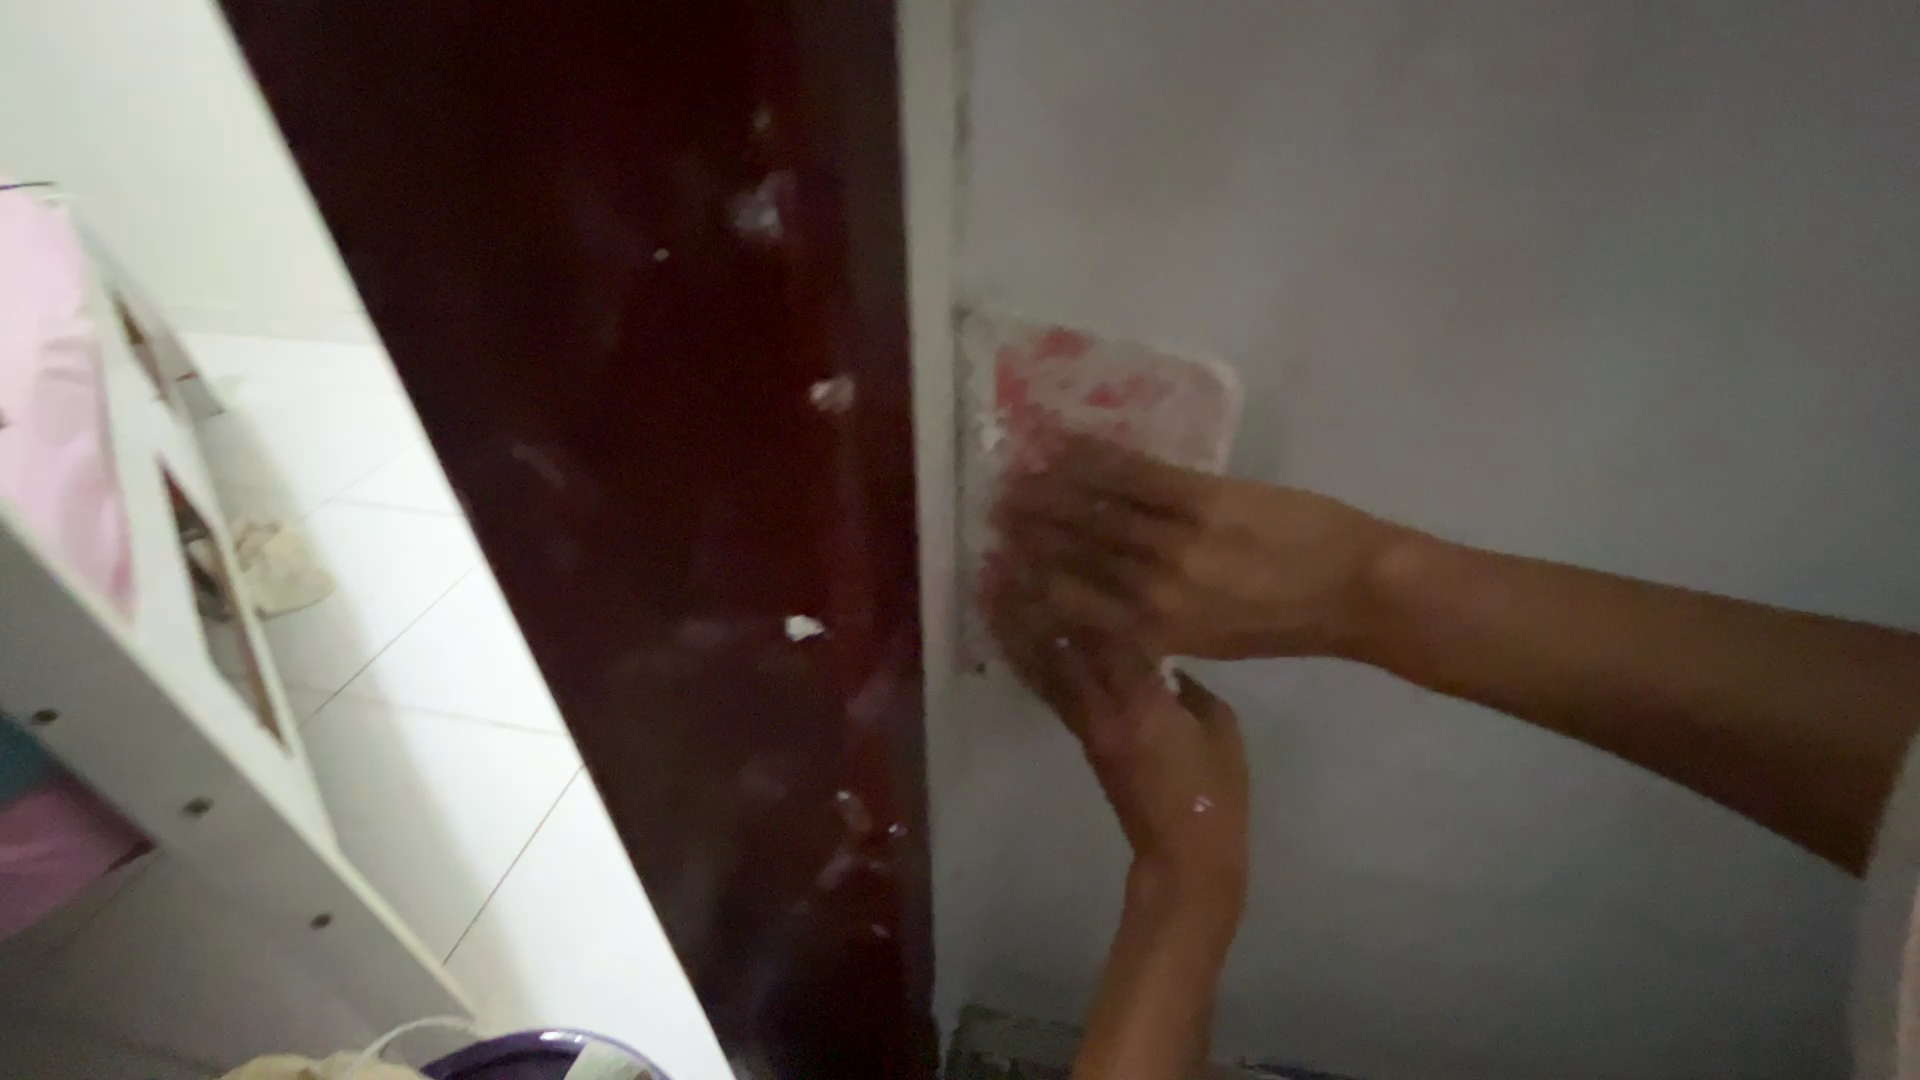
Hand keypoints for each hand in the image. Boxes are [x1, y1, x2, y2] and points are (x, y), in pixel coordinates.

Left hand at [988, 568, 1248, 907]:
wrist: (1185, 856)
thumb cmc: (1215, 793)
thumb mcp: (1221, 727)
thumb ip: (1192, 684)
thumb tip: (1167, 657)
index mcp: (1144, 698)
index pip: (1104, 630)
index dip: (1075, 588)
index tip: (1050, 551)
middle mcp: (1104, 705)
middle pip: (1058, 642)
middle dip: (1026, 598)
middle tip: (996, 559)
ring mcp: (1086, 723)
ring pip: (1042, 664)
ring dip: (1011, 625)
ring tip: (986, 590)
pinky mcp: (1082, 738)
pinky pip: (1048, 691)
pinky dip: (1025, 660)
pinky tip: (1008, 637)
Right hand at [998, 435, 1400, 659]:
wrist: (1353, 591)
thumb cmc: (1279, 626)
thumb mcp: (1206, 642)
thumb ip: (1147, 623)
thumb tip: (1095, 596)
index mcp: (1154, 632)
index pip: (1071, 602)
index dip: (1030, 580)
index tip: (1002, 563)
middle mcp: (1153, 588)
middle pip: (1073, 553)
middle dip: (1028, 531)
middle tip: (995, 512)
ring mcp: (1177, 539)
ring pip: (1096, 510)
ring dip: (1050, 490)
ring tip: (1017, 477)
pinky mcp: (1203, 497)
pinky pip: (1134, 473)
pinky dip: (1094, 458)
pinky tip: (1065, 446)